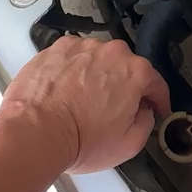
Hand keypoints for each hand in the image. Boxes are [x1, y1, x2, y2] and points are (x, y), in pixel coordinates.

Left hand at [0, 37, 169, 175]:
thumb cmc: (79, 140)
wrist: (33, 134)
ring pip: (96, 60)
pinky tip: (64, 93)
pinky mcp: (54, 50)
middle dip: (123, 87)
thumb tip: (143, 113)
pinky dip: (71, 72)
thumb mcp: (129, 144)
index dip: (158, 100)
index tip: (155, 108)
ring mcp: (81, 47)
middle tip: (112, 110)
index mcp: (135, 72)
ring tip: (82, 102)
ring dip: (95, 77)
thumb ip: (146, 123)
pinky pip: (71, 59)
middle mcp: (110, 52)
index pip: (156, 83)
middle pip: (125, 68)